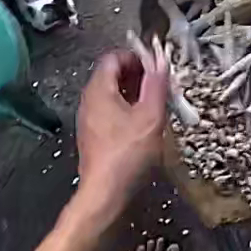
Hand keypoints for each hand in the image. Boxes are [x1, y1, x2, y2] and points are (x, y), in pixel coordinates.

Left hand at [72, 47, 167, 213]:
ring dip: (135, 94)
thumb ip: (156, 85)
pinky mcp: (93, 135)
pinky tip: (144, 125)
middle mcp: (89, 100)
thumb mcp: (150, 116)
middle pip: (112, 75)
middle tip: (161, 86)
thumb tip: (160, 61)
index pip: (113, 57)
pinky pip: (110, 112)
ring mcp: (89, 119)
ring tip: (157, 105)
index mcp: (98, 90)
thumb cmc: (127, 154)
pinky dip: (127, 111)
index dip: (136, 57)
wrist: (105, 193)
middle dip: (138, 76)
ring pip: (112, 94)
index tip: (157, 67)